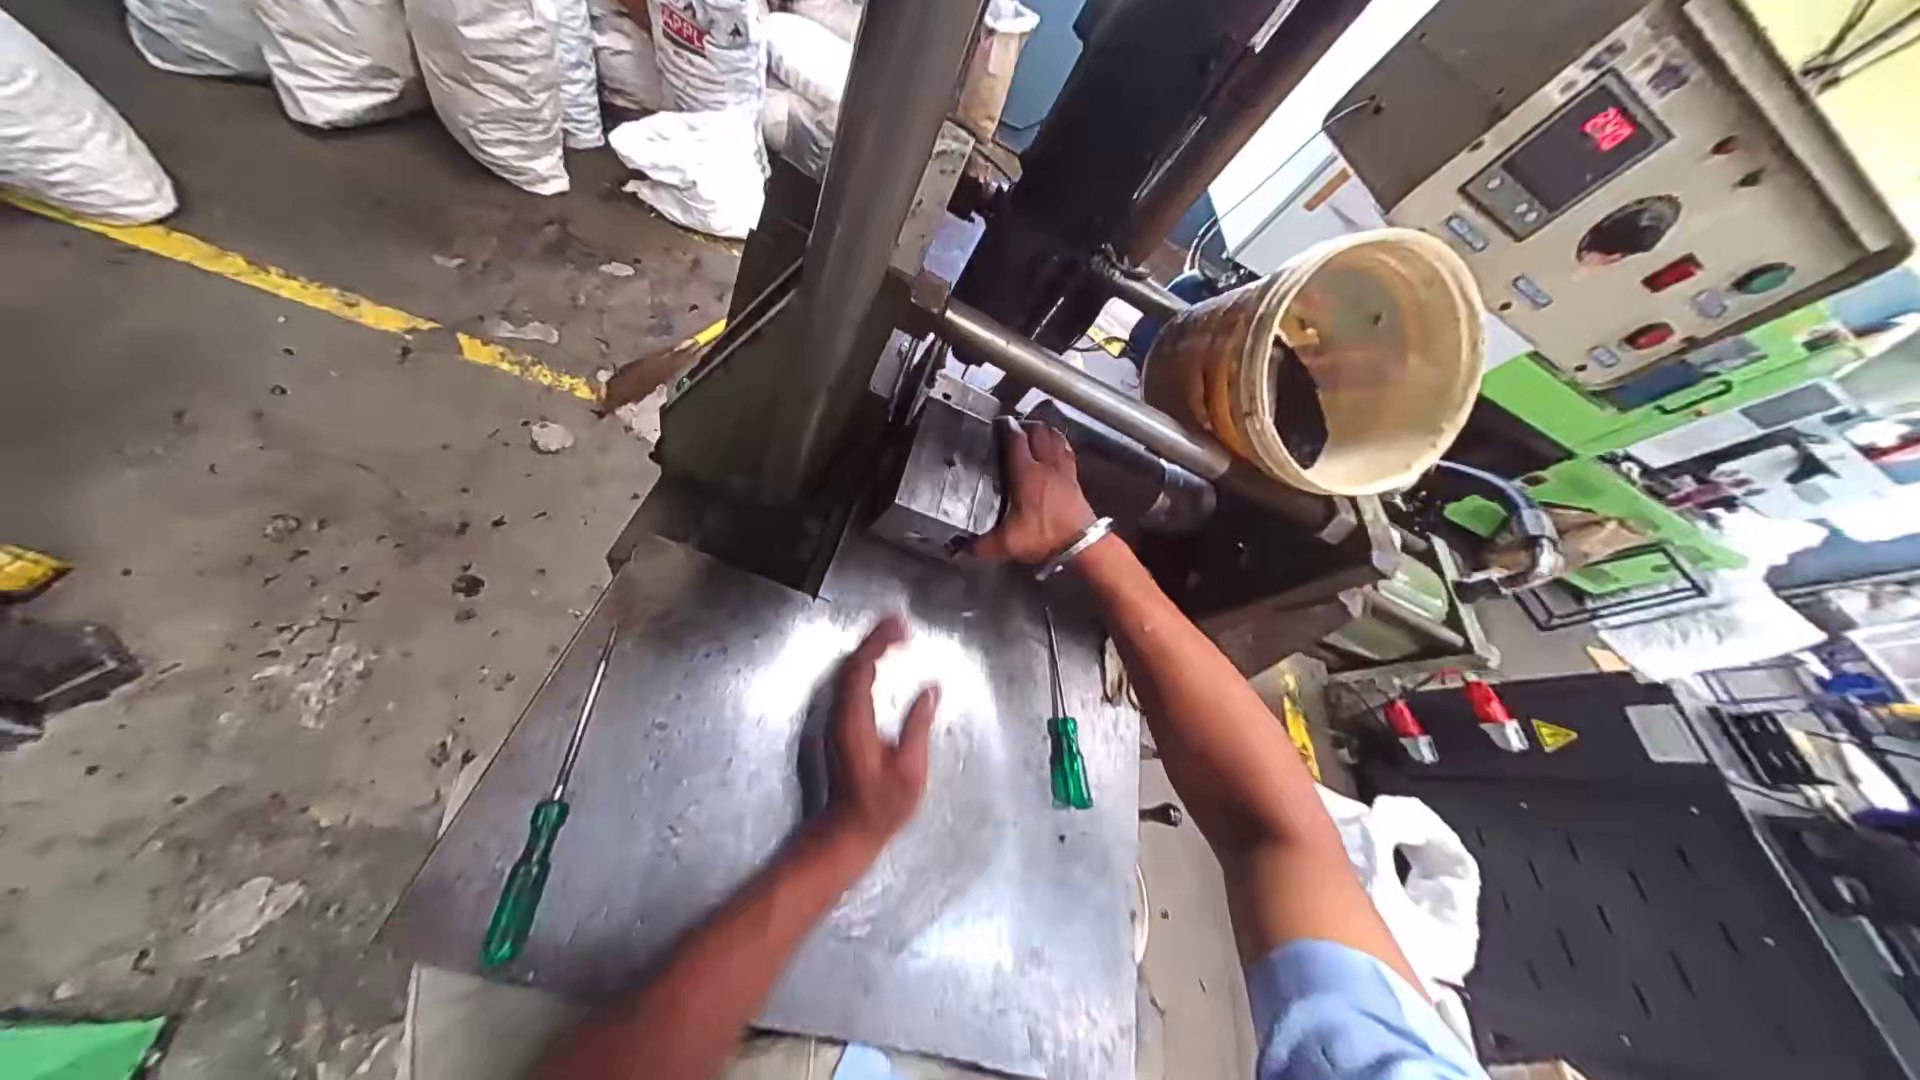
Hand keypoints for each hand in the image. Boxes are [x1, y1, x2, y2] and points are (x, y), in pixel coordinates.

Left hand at [826, 615, 938, 846]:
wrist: (848, 830)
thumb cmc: (882, 805)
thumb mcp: (910, 768)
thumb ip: (918, 725)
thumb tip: (932, 688)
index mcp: (855, 721)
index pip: (862, 669)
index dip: (879, 643)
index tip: (901, 628)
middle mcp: (840, 714)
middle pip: (852, 664)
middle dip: (875, 639)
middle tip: (900, 623)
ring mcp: (836, 719)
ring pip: (848, 673)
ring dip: (869, 650)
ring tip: (893, 635)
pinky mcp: (840, 725)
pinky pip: (849, 684)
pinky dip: (866, 665)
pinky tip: (881, 662)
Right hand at [973, 419, 1096, 564]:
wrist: (1080, 545)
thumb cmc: (1045, 537)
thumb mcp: (1008, 543)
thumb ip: (984, 544)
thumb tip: (966, 547)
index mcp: (1026, 474)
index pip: (1016, 441)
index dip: (1007, 428)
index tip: (1000, 423)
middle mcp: (1046, 466)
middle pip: (1039, 432)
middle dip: (1027, 426)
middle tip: (1017, 427)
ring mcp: (1063, 471)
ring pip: (1056, 439)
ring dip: (1046, 432)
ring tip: (1037, 430)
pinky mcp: (1075, 480)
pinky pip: (1068, 454)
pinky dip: (1062, 446)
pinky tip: (1059, 447)